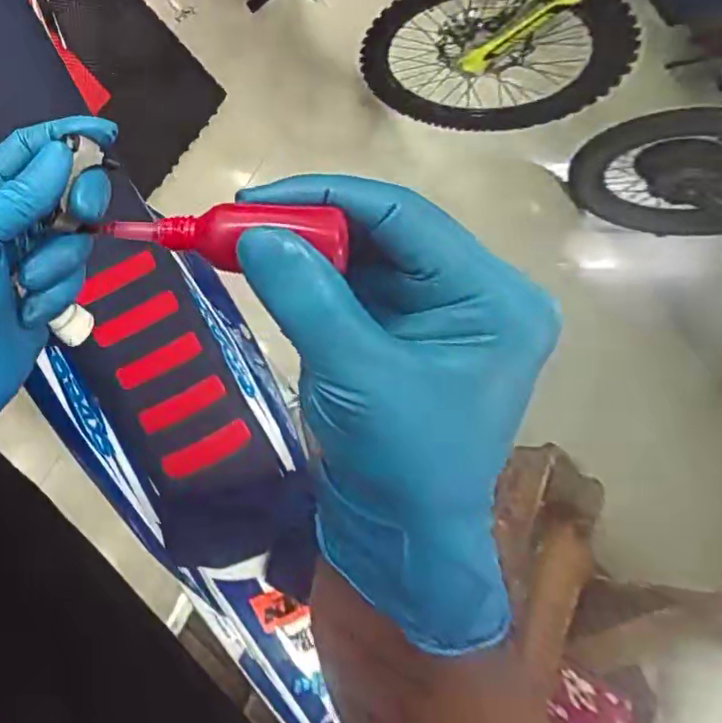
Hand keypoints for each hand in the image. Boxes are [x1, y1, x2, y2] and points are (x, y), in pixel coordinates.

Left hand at [0, 116, 116, 456]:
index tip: (105, 133)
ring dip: (57, 265)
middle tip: (73, 218)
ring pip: (76, 234)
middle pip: (65, 186)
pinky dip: (56, 294)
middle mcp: (8, 219)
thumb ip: (16, 196)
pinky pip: (75, 274)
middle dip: (76, 204)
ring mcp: (30, 254)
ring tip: (24, 288)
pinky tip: (27, 312)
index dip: (66, 135)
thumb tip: (61, 151)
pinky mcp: (47, 287)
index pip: (27, 149)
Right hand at [234, 175, 559, 654]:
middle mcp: (464, 291)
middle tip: (233, 222)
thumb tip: (253, 234)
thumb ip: (306, 297)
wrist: (397, 525)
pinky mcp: (387, 325)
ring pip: (352, 250)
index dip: (323, 196)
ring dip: (293, 243)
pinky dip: (295, 270)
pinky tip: (257, 266)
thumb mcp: (354, 372)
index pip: (402, 217)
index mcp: (488, 296)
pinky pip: (337, 280)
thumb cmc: (400, 456)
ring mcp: (425, 308)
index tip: (251, 201)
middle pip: (376, 229)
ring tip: (234, 240)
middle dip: (301, 220)